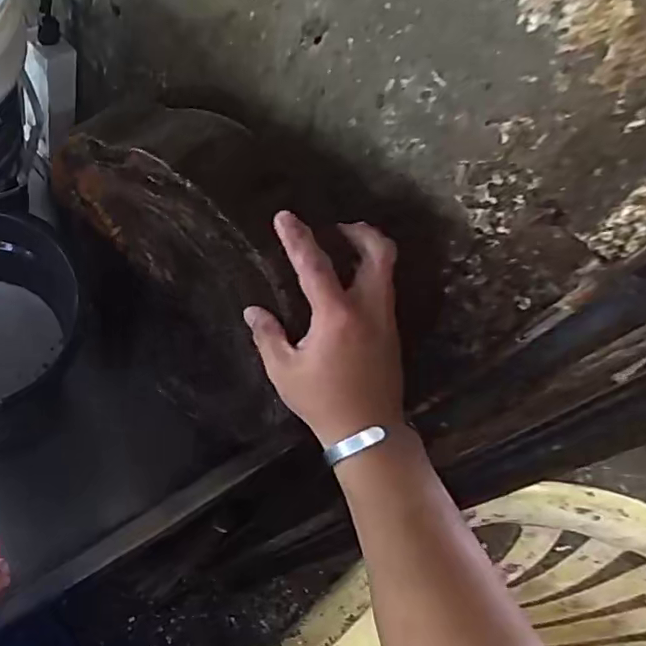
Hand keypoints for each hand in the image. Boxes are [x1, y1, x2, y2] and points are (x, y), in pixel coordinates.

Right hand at [244, 210, 403, 446]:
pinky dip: (368, 273)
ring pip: (386, 270)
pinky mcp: (390, 332)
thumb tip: (254, 311)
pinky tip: (347, 284)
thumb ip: (268, 335)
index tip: (285, 217)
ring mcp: (385, 320)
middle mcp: (368, 310)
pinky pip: (383, 289)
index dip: (297, 238)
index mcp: (337, 316)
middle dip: (358, 233)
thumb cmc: (320, 399)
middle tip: (335, 226)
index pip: (315, 266)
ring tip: (342, 248)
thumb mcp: (282, 369)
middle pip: (378, 254)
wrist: (367, 429)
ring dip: (366, 251)